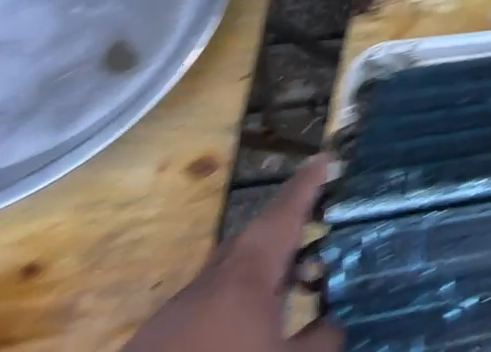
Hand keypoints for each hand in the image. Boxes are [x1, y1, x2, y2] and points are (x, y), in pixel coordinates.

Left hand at [124, 155, 342, 351]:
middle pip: (249, 241)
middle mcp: (209, 285)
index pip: (282, 218)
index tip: (323, 158)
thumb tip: (334, 325)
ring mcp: (176, 313)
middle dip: (281, 224)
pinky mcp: (156, 340)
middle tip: (314, 215)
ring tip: (289, 280)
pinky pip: (207, 305)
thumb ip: (320, 339)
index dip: (305, 187)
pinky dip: (235, 302)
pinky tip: (245, 327)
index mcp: (245, 277)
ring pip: (226, 276)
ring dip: (259, 270)